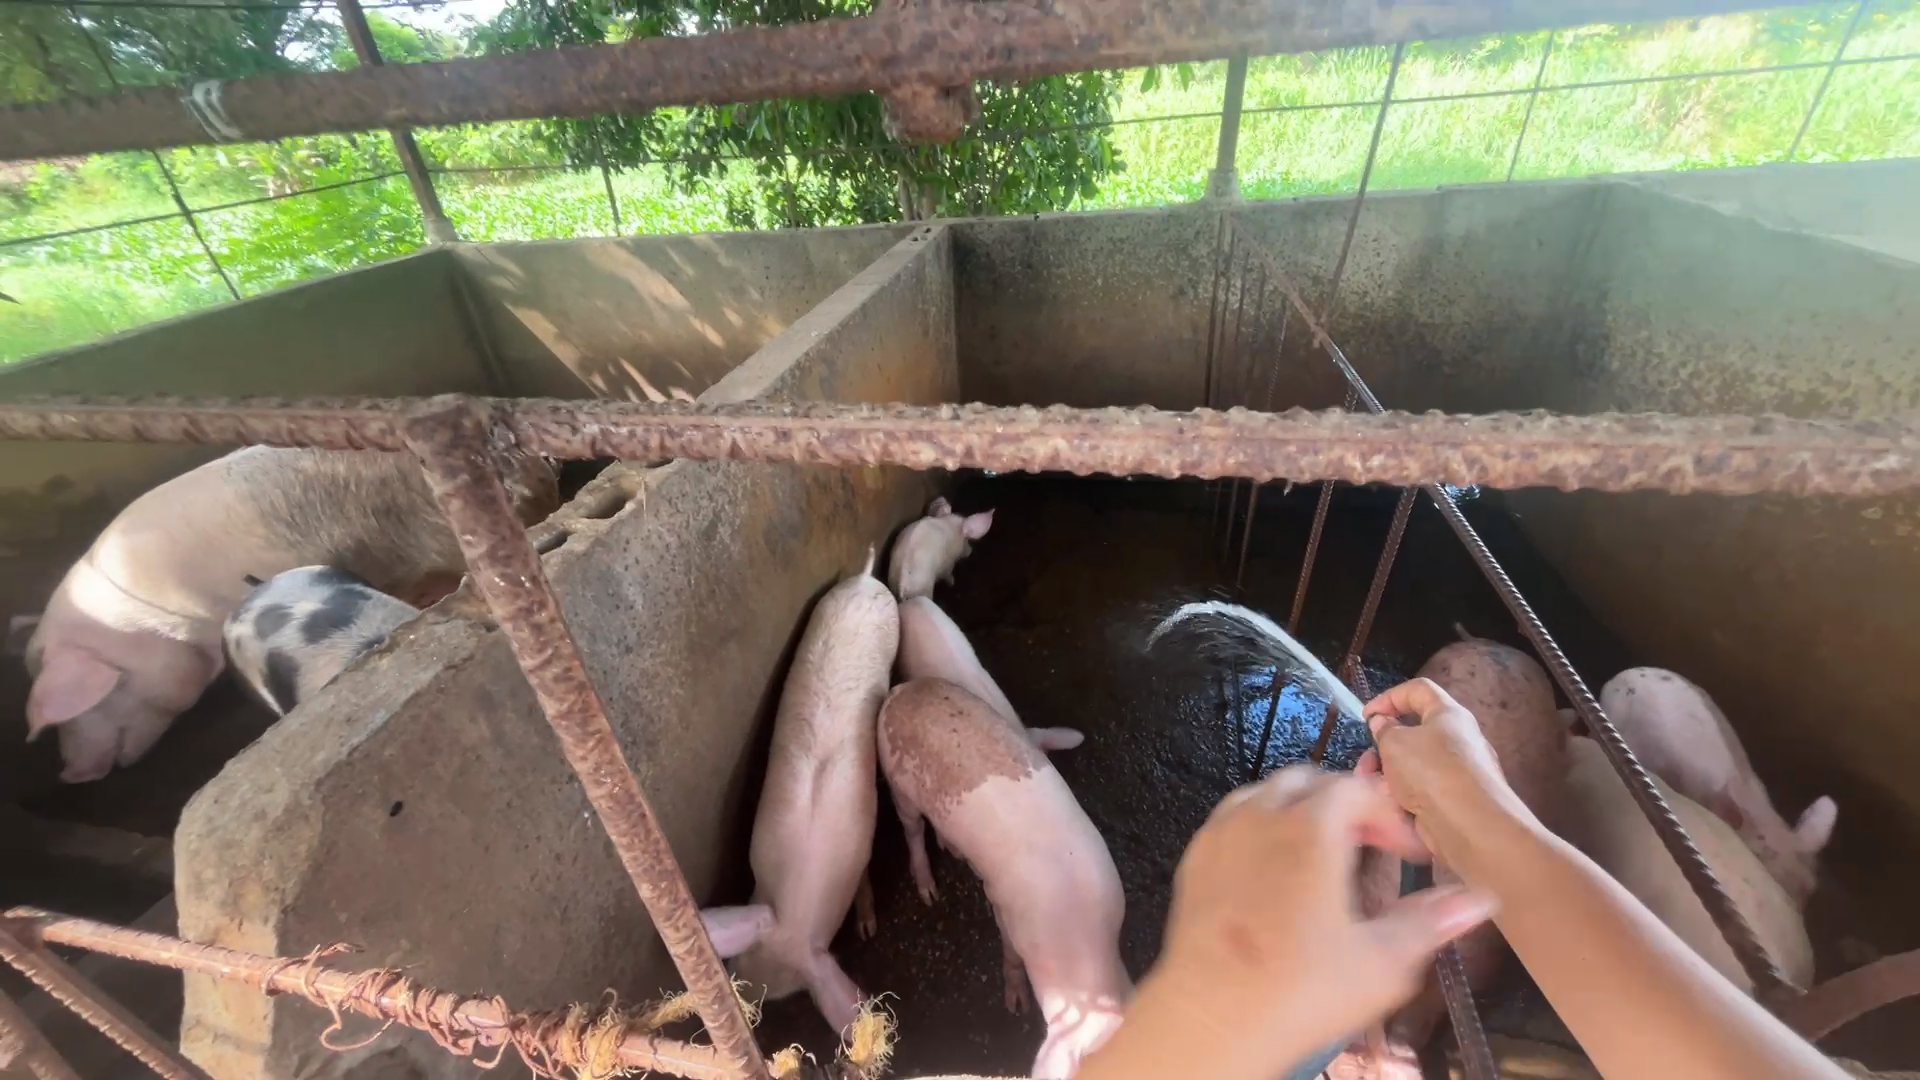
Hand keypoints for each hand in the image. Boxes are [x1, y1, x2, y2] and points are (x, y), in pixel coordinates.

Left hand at [1111, 766, 1494, 1079]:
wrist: (1213, 1010)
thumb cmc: (1304, 987)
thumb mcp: (1383, 960)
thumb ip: (1430, 920)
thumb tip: (1477, 899)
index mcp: (1307, 828)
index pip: (1353, 788)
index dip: (1388, 813)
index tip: (1410, 853)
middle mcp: (1258, 814)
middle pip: (1306, 780)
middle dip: (1344, 802)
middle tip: (1370, 845)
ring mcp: (1220, 830)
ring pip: (1265, 792)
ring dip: (1300, 809)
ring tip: (1326, 855)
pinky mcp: (1196, 853)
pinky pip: (1232, 817)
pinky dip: (1261, 824)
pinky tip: (1276, 867)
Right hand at [1359, 677, 1539, 877]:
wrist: (1471, 825)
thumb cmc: (1430, 771)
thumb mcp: (1394, 741)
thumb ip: (1383, 728)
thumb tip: (1384, 724)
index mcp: (1448, 715)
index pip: (1418, 689)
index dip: (1388, 697)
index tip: (1368, 716)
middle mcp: (1459, 739)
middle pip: (1415, 730)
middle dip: (1385, 743)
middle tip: (1369, 757)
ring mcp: (1460, 770)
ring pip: (1415, 762)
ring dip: (1388, 770)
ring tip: (1373, 785)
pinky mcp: (1457, 798)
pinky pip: (1424, 786)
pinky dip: (1404, 791)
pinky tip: (1390, 802)